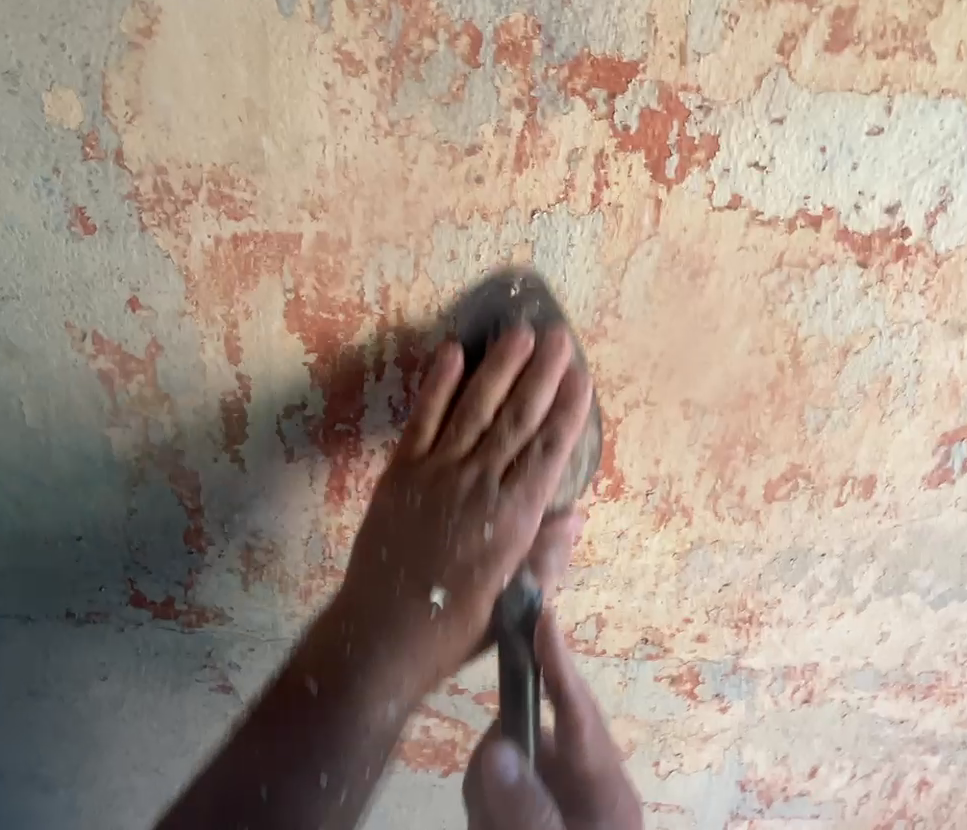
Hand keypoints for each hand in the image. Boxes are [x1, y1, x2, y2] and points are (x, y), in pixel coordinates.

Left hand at [329, 326, 593, 699]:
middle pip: (519, 417)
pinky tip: (453, 352)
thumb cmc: (458, 625)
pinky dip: (439, 383)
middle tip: (558, 335)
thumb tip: (576, 514)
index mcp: (515, 516)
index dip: (568, 408)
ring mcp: (439, 470)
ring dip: (499, 367)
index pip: (551, 449)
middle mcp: (481, 482)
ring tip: (519, 332)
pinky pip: (424, 417)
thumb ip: (547, 555)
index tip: (582, 374)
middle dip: (542, 373)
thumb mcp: (516, 602)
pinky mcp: (403, 469)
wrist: (385, 633)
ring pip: (477, 407)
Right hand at [464, 609, 641, 829]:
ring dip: (486, 796)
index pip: (579, 712)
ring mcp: (553, 791)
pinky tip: (490, 829)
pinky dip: (484, 809)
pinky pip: (491, 786)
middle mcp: (580, 779)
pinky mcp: (531, 803)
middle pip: (529, 730)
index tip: (544, 615)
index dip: (558, 663)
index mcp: (605, 787)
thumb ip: (528, 807)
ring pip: (502, 758)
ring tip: (490, 829)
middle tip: (488, 802)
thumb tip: (495, 747)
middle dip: (501, 755)